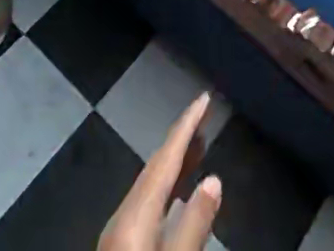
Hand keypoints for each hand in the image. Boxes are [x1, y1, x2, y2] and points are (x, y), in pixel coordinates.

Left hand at [101, 93, 221, 250]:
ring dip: (175, 163)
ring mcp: (119, 231)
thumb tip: (214, 179)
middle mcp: (123, 214)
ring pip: (151, 185)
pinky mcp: (121, 245)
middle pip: (155, 166)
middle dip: (181, 138)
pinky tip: (180, 194)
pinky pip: (148, 202)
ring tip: (199, 145)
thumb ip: (194, 223)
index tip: (204, 98)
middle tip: (205, 114)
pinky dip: (168, 188)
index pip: (165, 158)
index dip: (186, 125)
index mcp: (134, 213)